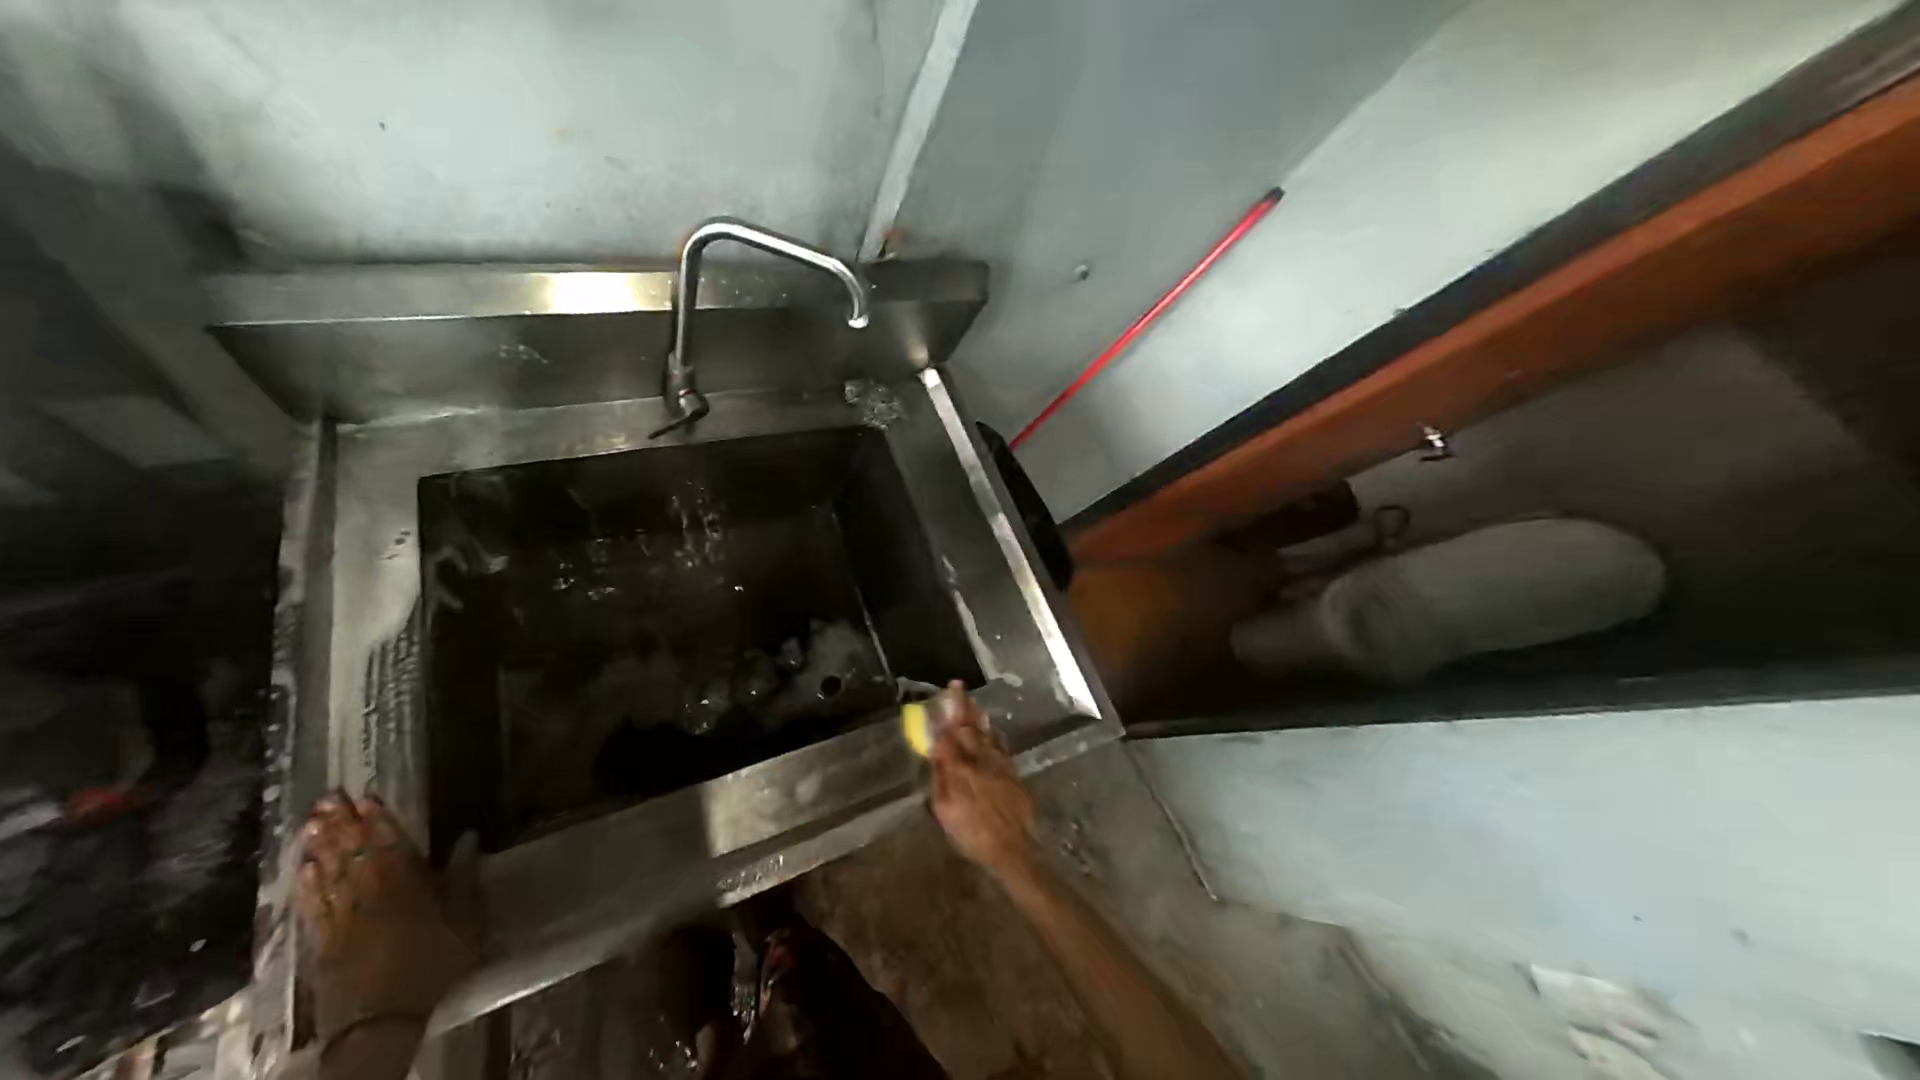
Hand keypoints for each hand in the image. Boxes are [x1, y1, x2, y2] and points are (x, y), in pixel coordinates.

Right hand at [929, 682, 1040, 876]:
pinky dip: (993, 731)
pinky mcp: (1013, 772)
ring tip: (972, 698)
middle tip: (956, 684)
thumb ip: (939, 780)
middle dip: (961, 704)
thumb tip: (936, 755)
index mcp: (960, 770)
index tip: (937, 698)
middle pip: (968, 727)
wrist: (1013, 849)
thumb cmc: (972, 836)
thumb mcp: (945, 812)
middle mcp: (980, 760)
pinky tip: (991, 726)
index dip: (941, 716)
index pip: (947, 736)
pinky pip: (1001, 744)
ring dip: (978, 713)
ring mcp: (1000, 764)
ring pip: (987, 731)